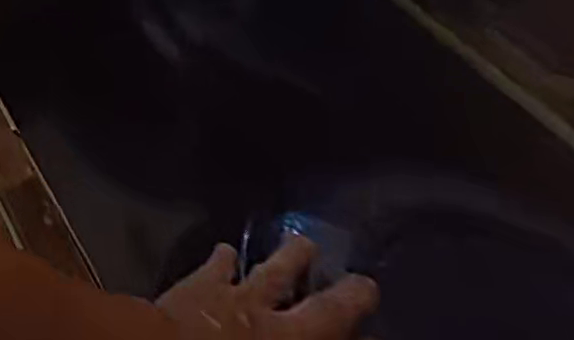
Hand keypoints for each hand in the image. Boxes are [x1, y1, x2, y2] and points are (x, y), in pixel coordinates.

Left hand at [156, 237, 377, 339]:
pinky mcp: (200, 284)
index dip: (355, 323)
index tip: (373, 307)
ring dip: (288, 260)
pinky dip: (225, 257)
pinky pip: (218, 266)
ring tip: (302, 243)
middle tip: (362, 282)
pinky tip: (228, 247)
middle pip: (319, 311)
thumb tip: (299, 330)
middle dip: (343, 298)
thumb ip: (292, 335)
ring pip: (270, 274)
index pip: (331, 329)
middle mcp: (272, 324)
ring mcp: (236, 300)